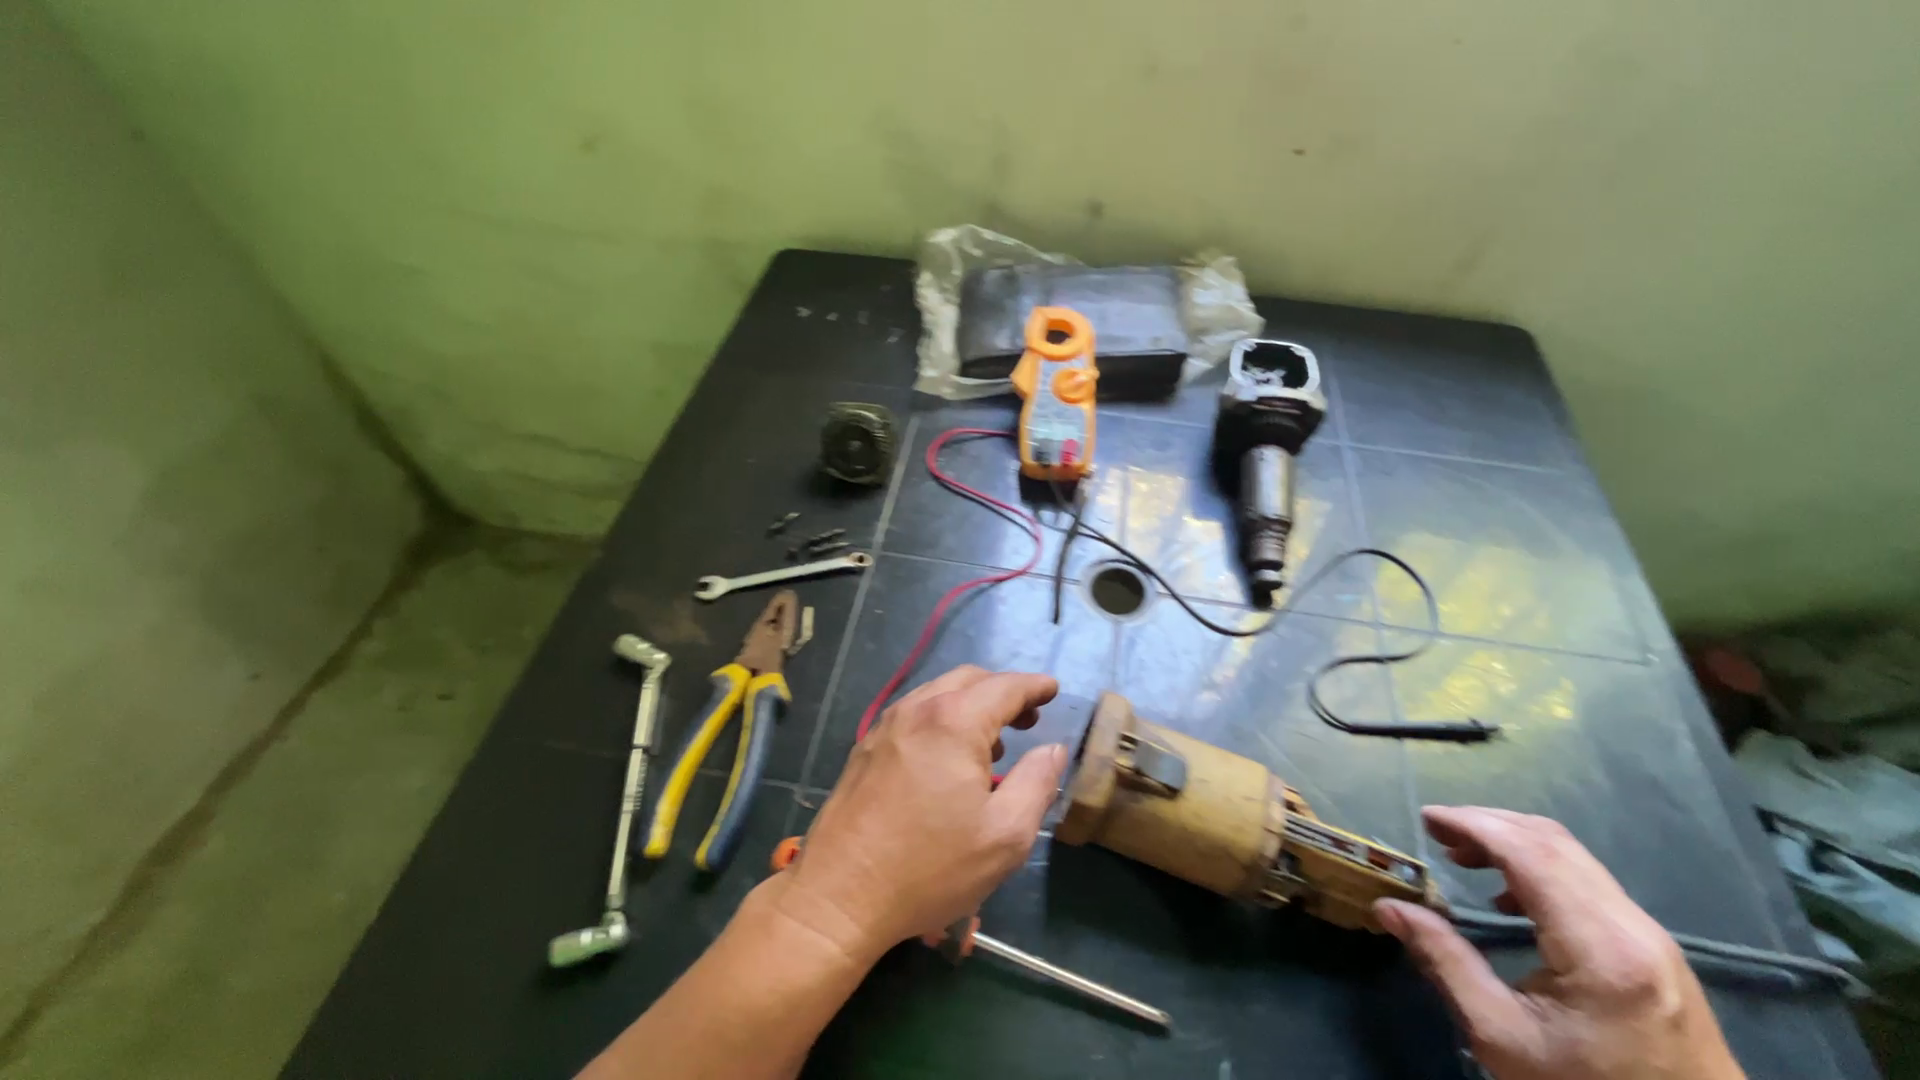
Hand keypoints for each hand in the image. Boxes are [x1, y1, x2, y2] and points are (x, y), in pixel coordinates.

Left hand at [771, 666, 1067, 963]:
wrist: (839, 896)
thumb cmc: (931, 867)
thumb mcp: (1005, 834)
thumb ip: (1037, 782)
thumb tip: (1052, 750)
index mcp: (954, 722)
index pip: (1005, 687)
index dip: (1034, 686)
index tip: (1053, 690)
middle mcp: (916, 710)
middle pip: (968, 680)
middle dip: (1003, 691)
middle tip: (1029, 718)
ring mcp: (884, 728)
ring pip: (937, 696)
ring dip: (971, 705)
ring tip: (993, 742)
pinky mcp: (865, 750)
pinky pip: (914, 715)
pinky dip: (942, 720)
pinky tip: (949, 759)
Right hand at [1374, 807, 1744, 1079]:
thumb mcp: (1502, 1035)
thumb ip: (1445, 963)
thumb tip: (1389, 908)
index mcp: (1599, 947)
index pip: (1532, 855)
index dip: (1475, 826)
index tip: (1426, 818)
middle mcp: (1631, 925)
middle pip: (1553, 843)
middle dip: (1488, 824)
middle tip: (1435, 830)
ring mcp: (1647, 932)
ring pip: (1572, 856)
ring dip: (1512, 842)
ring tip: (1461, 855)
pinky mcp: (1649, 944)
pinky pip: (1586, 880)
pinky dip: (1538, 866)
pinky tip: (1507, 894)